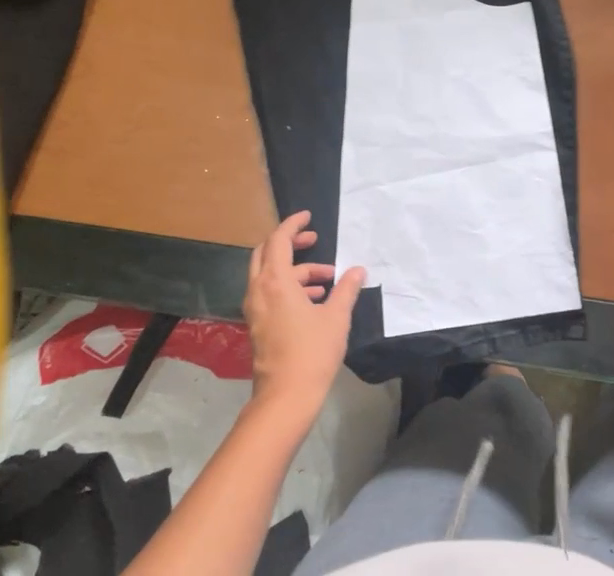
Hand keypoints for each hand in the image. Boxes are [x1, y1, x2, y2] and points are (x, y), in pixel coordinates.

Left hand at [243, 211, 365, 417]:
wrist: (286, 395)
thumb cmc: (313, 351)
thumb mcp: (336, 317)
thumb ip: (346, 289)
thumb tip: (357, 271)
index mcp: (275, 281)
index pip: (279, 240)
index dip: (293, 225)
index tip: (309, 217)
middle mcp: (259, 290)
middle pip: (266, 253)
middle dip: (290, 243)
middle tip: (314, 240)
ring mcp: (255, 309)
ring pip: (269, 275)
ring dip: (296, 270)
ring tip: (327, 279)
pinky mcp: (258, 324)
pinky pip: (270, 293)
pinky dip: (289, 287)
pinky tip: (314, 300)